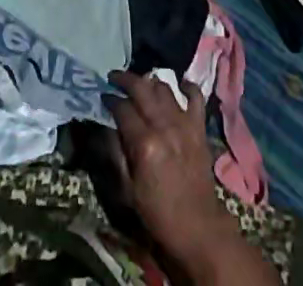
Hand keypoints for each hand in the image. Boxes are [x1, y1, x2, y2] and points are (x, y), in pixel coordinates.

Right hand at [105, 71, 229, 257]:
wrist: (196, 224)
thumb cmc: (156, 210)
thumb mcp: (126, 188)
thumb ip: (115, 152)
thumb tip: (103, 126)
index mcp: (144, 143)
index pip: (122, 108)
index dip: (110, 99)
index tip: (102, 96)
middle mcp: (164, 126)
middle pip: (142, 88)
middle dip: (125, 79)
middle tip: (114, 77)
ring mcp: (185, 124)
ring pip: (165, 88)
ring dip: (150, 81)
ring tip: (140, 84)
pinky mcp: (200, 127)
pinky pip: (196, 97)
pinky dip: (187, 86)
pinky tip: (178, 84)